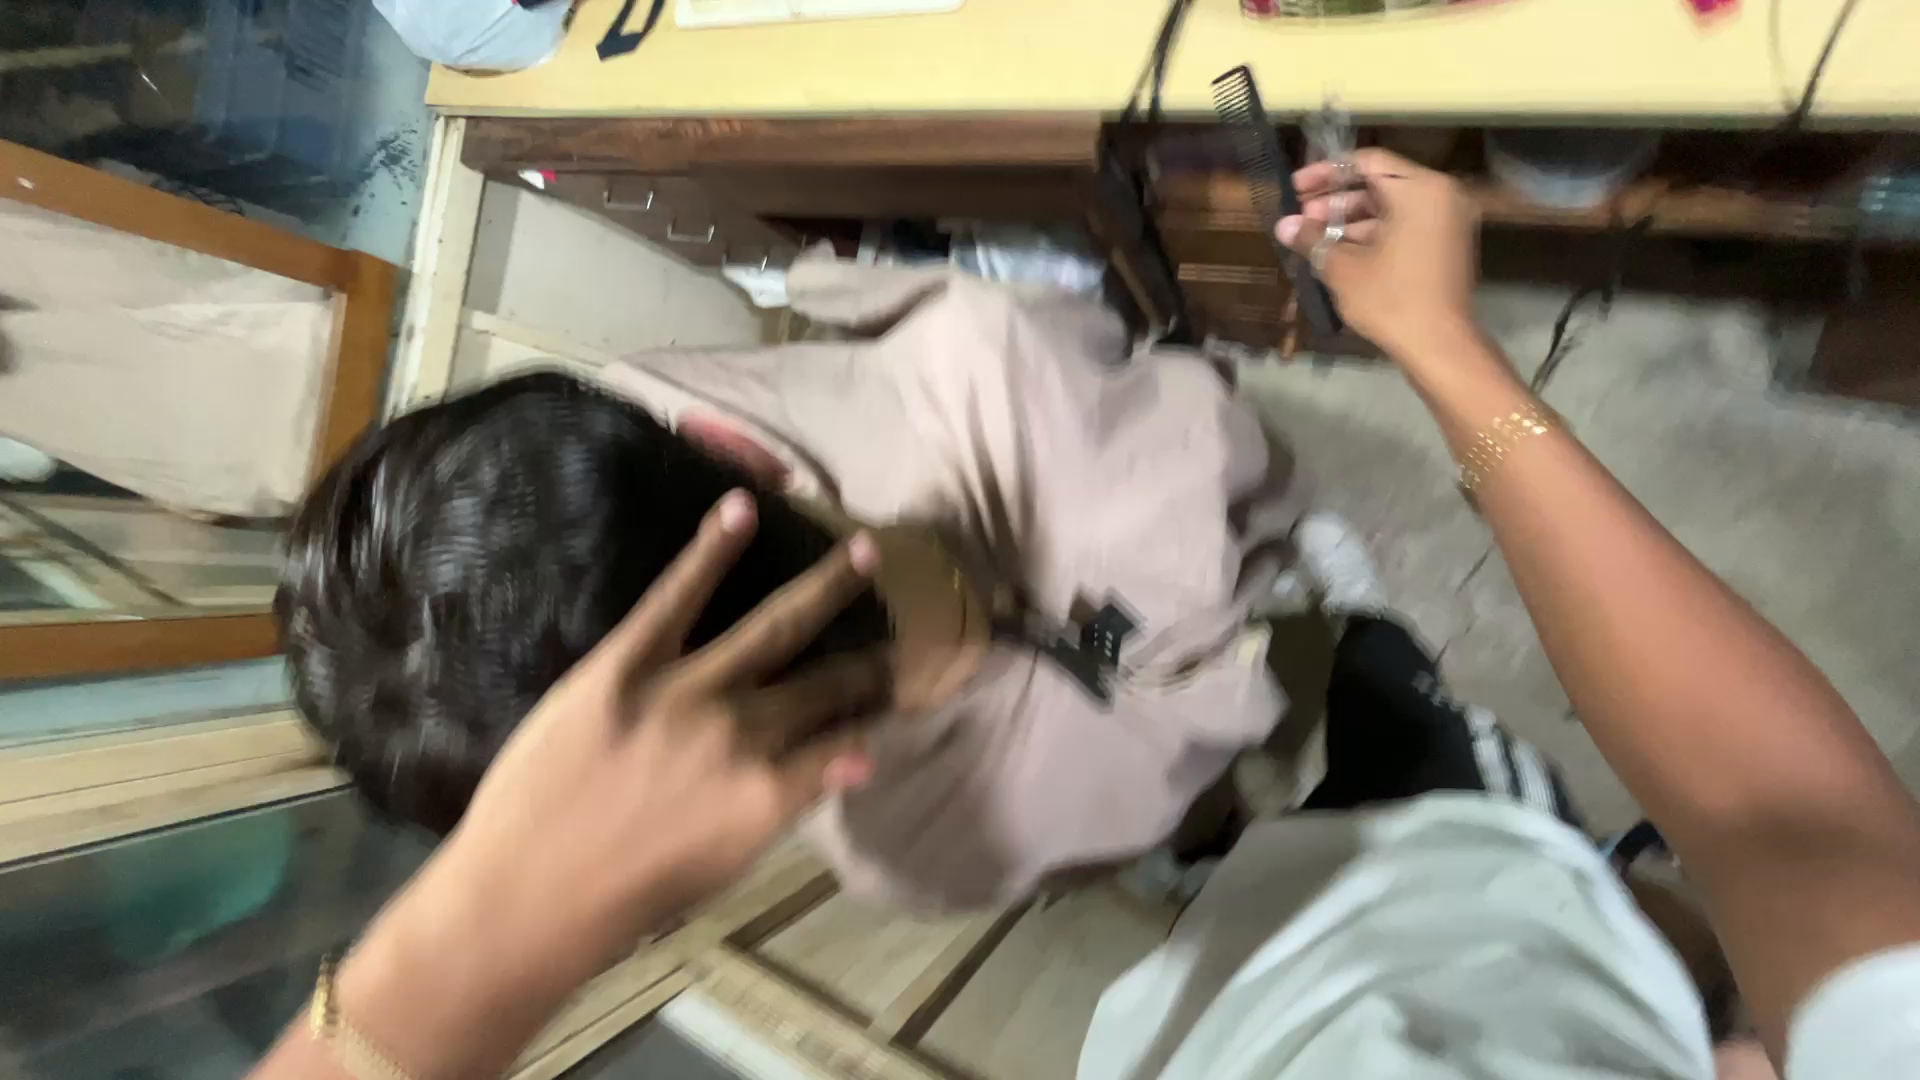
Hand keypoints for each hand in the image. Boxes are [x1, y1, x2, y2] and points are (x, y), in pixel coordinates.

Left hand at [263, 491, 888, 1079]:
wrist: (523, 898)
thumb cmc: (633, 890)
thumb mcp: (732, 859)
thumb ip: (797, 799)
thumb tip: (864, 755)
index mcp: (771, 787)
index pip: (846, 734)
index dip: (874, 709)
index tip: (893, 687)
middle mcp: (746, 731)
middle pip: (825, 680)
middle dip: (870, 652)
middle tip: (900, 620)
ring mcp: (687, 690)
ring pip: (774, 627)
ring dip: (826, 586)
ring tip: (863, 551)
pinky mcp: (626, 662)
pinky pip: (677, 596)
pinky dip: (712, 549)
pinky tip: (741, 508)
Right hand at [1276, 148, 1482, 359]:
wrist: (1437, 342)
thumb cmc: (1390, 299)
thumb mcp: (1343, 268)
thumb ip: (1312, 240)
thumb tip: (1283, 225)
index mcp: (1420, 190)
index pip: (1367, 162)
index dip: (1326, 172)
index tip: (1296, 187)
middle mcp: (1439, 195)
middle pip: (1378, 184)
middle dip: (1334, 201)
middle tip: (1299, 219)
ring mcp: (1445, 221)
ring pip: (1388, 208)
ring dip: (1348, 221)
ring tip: (1312, 240)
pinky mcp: (1442, 245)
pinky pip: (1402, 226)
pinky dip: (1370, 235)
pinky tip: (1337, 253)